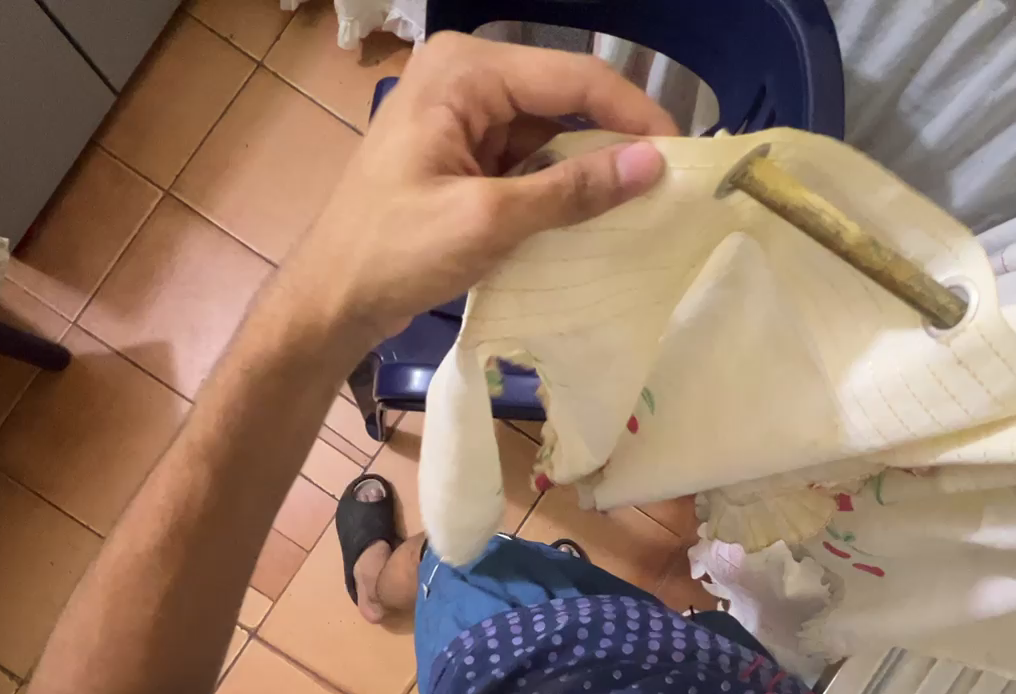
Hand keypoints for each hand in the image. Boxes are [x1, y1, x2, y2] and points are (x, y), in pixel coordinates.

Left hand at [275, 32, 676, 355]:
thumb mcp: (488, 219)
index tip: (680, 154)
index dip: (632, 113)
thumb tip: (651, 165)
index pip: (571, 77)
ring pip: (547, 139)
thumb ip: (570, 190)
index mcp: (466, 73)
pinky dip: (554, 194)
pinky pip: (524, 168)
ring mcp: (462, 125)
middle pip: (561, 103)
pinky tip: (587, 221)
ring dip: (584, 174)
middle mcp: (466, 83)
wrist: (334, 298)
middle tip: (663, 188)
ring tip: (636, 209)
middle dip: (611, 144)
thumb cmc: (397, 251)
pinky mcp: (462, 164)